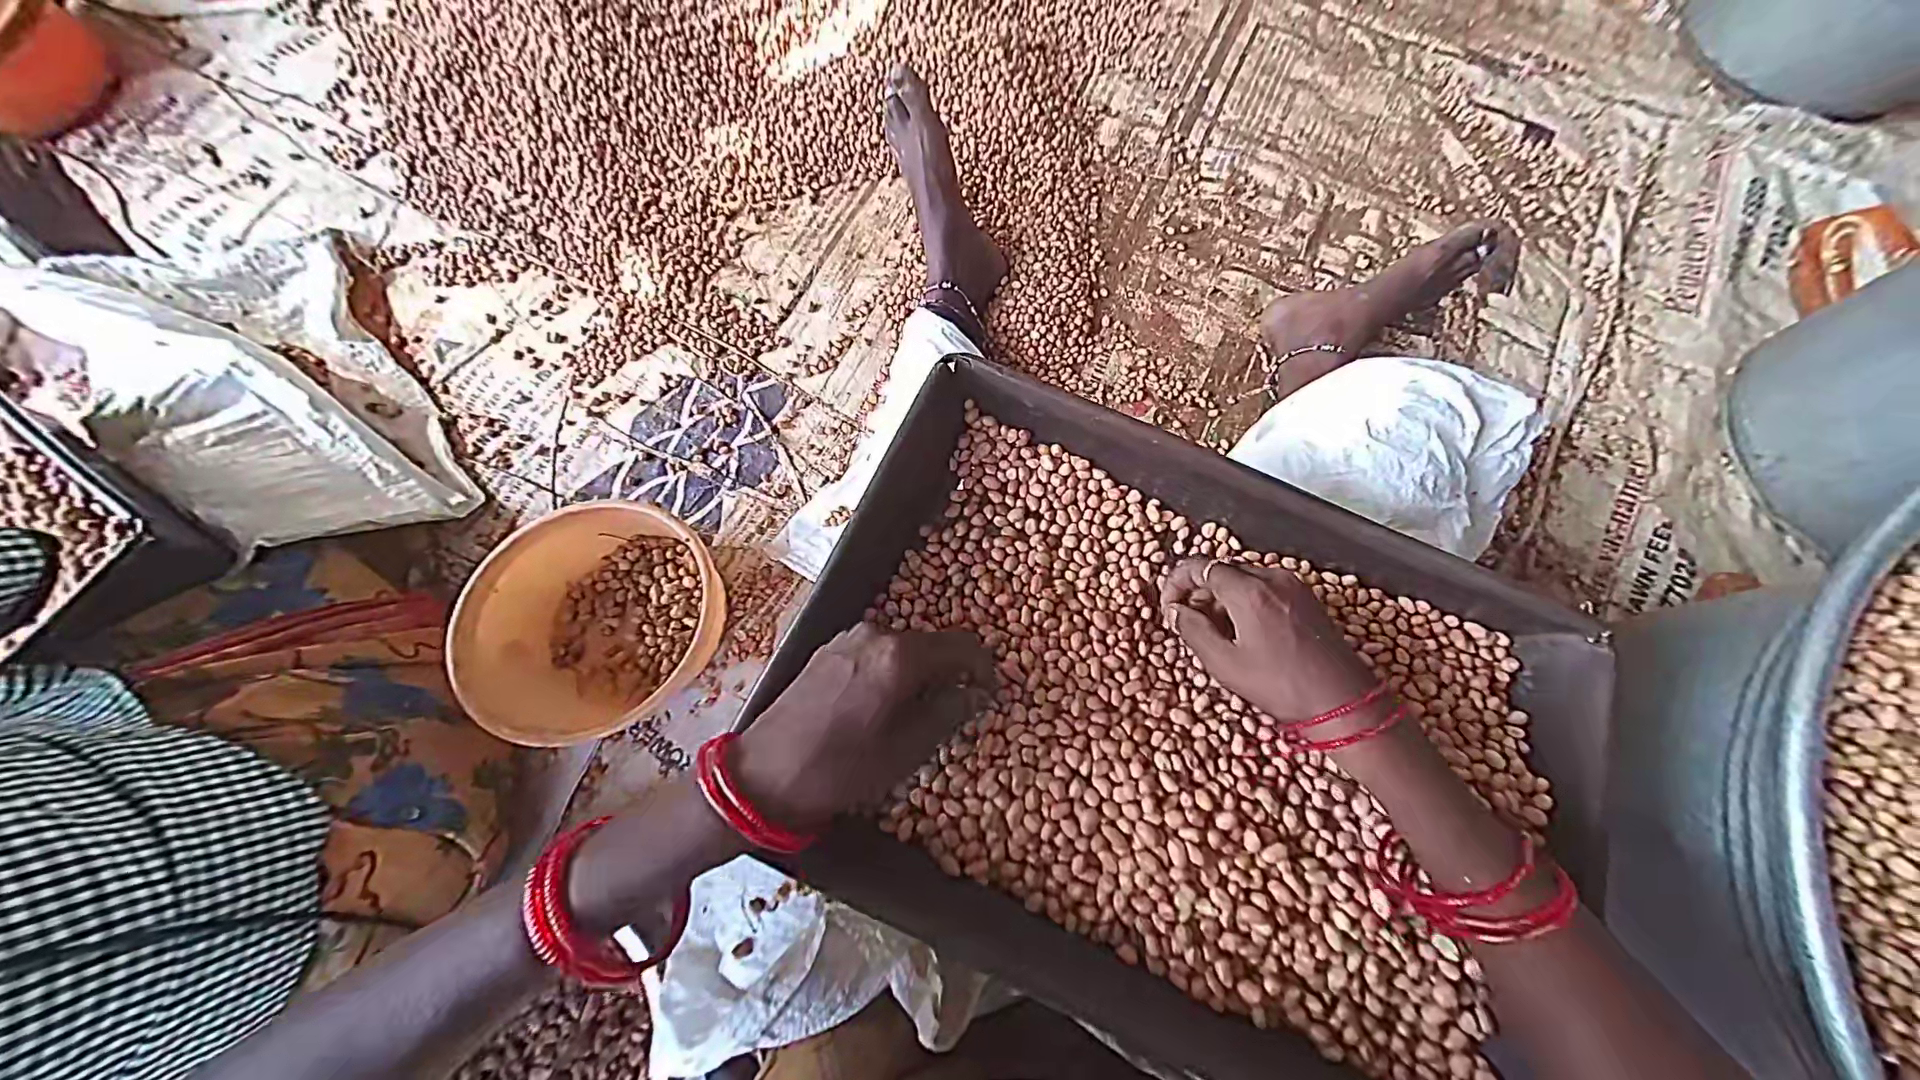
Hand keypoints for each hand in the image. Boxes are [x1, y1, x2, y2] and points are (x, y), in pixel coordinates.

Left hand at [733, 624, 993, 830]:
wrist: (761, 775)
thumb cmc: (837, 769)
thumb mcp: (903, 751)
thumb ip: (947, 713)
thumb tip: (976, 693)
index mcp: (899, 655)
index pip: (961, 648)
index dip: (983, 668)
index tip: (991, 691)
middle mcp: (874, 634)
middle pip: (931, 644)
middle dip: (950, 671)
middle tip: (959, 705)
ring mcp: (847, 638)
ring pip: (902, 648)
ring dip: (920, 671)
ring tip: (921, 709)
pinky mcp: (828, 649)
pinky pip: (875, 651)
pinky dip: (892, 670)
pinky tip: (886, 702)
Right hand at [1159, 557, 1376, 722]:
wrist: (1346, 703)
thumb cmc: (1283, 687)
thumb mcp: (1224, 664)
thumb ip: (1193, 630)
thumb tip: (1175, 611)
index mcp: (1249, 592)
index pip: (1200, 567)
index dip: (1177, 582)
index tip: (1170, 605)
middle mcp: (1273, 579)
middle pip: (1222, 570)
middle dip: (1199, 591)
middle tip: (1188, 621)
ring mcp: (1294, 587)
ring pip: (1242, 578)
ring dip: (1221, 598)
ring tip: (1216, 633)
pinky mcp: (1306, 599)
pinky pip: (1264, 588)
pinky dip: (1244, 602)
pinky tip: (1243, 633)